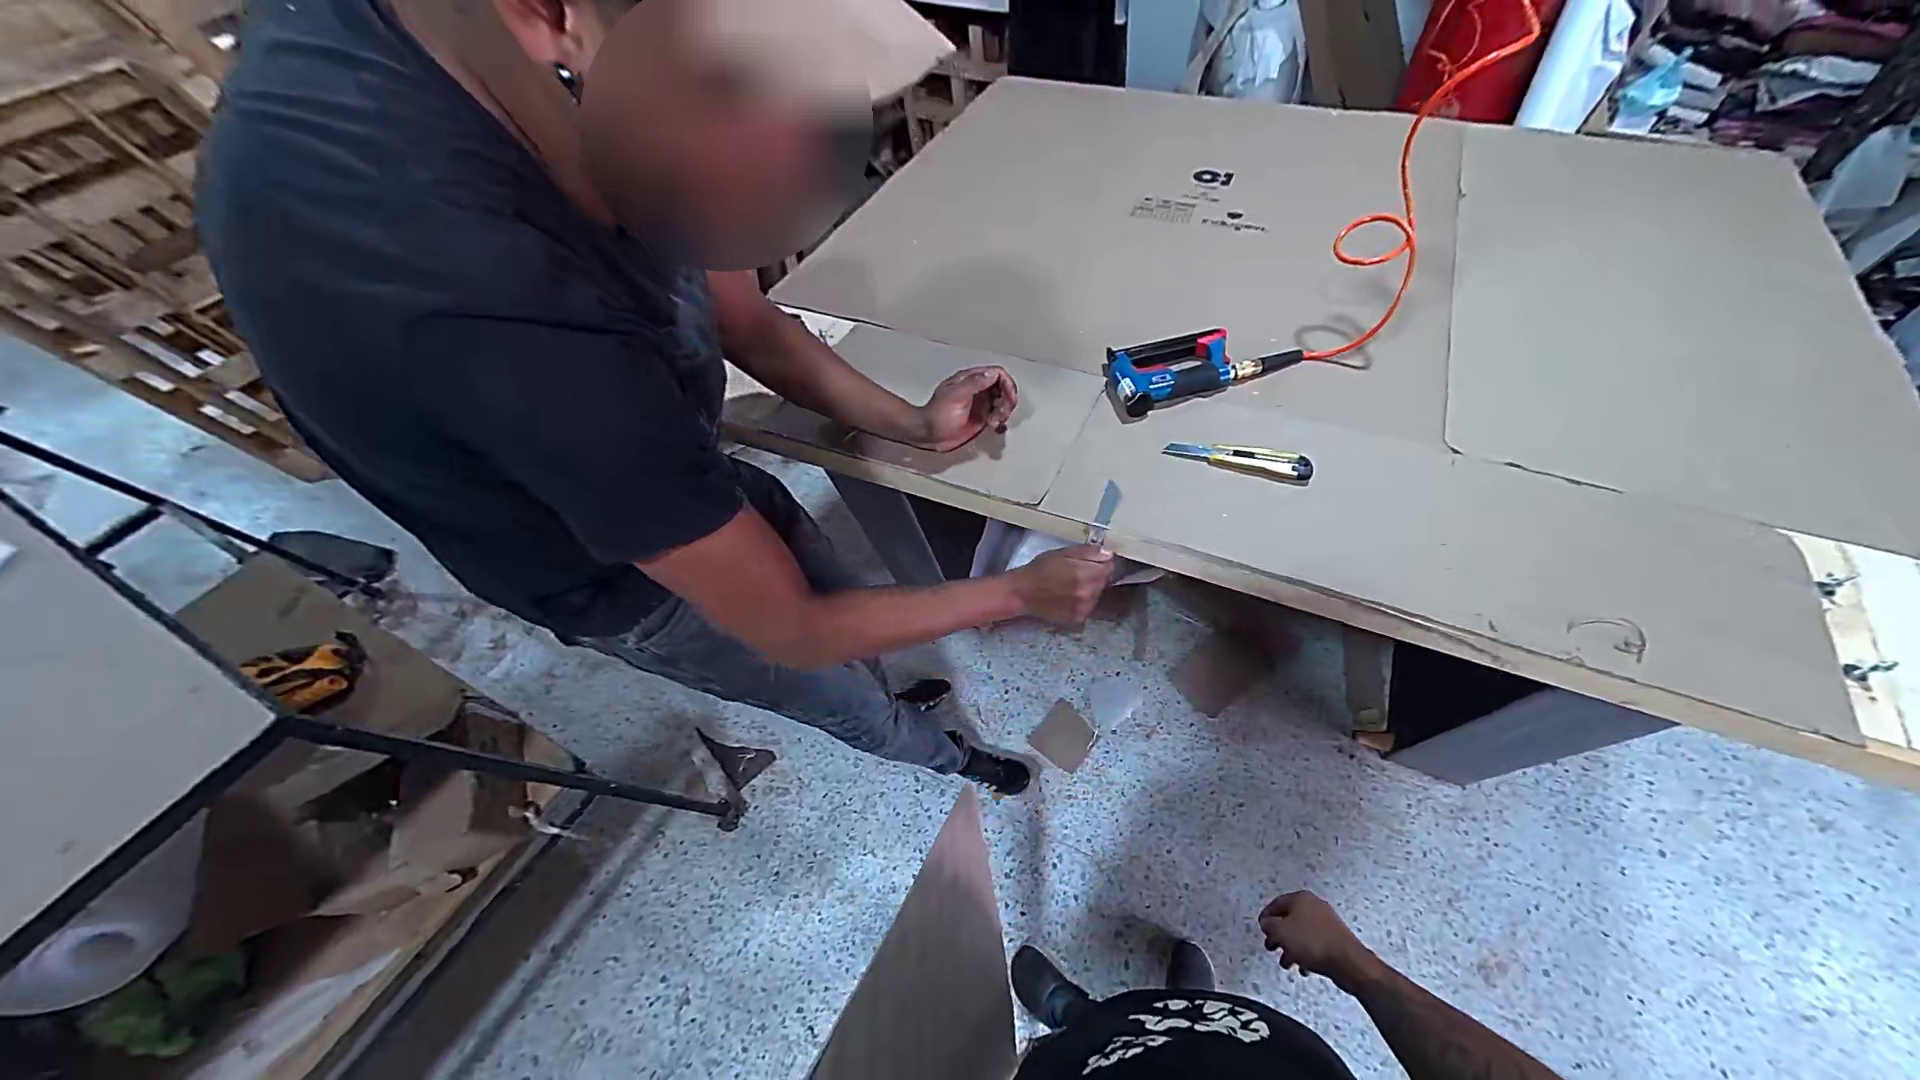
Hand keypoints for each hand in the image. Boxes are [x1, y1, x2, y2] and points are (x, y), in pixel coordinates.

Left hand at [916, 366, 1017, 451]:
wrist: (928, 434)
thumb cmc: (936, 415)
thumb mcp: (955, 395)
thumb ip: (974, 383)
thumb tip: (992, 374)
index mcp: (971, 380)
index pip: (997, 374)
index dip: (1007, 384)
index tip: (1009, 396)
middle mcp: (977, 390)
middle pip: (1003, 389)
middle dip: (1007, 401)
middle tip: (1001, 413)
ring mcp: (980, 405)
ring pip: (1002, 404)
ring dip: (1003, 413)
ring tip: (994, 423)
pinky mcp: (980, 419)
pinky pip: (997, 417)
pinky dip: (1000, 422)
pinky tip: (995, 427)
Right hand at [1008, 544, 1113, 624]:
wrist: (1022, 593)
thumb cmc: (1040, 569)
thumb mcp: (1062, 552)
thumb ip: (1087, 552)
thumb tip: (1108, 554)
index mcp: (1087, 573)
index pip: (1110, 566)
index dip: (1100, 562)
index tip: (1088, 561)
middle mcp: (1089, 592)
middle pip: (1104, 581)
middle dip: (1095, 575)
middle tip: (1076, 572)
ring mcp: (1085, 607)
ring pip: (1097, 594)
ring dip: (1090, 588)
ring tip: (1070, 585)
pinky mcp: (1079, 617)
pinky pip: (1089, 605)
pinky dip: (1082, 601)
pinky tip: (1068, 596)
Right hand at [1258, 891, 1377, 990]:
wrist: (1350, 963)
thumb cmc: (1311, 943)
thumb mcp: (1280, 932)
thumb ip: (1268, 925)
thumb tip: (1267, 923)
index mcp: (1301, 898)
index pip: (1275, 904)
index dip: (1265, 918)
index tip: (1261, 930)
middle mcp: (1314, 905)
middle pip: (1289, 919)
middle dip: (1279, 935)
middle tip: (1272, 947)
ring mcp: (1328, 922)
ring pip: (1302, 933)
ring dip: (1292, 947)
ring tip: (1287, 963)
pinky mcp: (1337, 939)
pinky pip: (1315, 943)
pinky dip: (1307, 953)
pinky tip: (1304, 967)